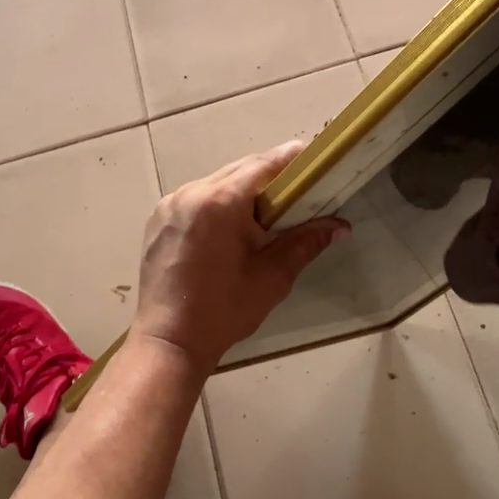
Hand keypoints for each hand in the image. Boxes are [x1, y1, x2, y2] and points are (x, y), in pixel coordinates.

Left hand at [130, 140, 348, 376]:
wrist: (169, 340)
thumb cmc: (224, 310)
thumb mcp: (272, 277)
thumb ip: (305, 243)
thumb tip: (340, 227)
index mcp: (220, 202)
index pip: (263, 165)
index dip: (291, 158)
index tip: (313, 157)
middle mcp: (192, 192)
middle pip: (239, 170)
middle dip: (269, 176)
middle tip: (298, 188)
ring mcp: (171, 204)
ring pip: (216, 182)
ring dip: (242, 190)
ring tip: (265, 211)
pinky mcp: (159, 218)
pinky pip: (196, 198)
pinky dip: (217, 203)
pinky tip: (230, 227)